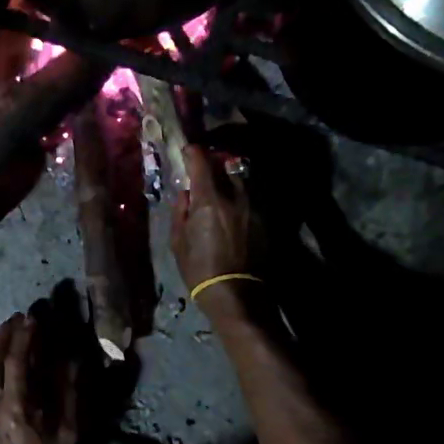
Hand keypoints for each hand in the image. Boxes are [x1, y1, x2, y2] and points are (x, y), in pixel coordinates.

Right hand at [172, 145, 260, 309]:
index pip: (201, 161)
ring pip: (243, 177)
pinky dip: (241, 193)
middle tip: (206, 164)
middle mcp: (235, 195)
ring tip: (223, 183)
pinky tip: (234, 203)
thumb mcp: (177, 241)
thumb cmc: (199, 268)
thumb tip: (187, 194)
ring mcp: (254, 205)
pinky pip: (252, 195)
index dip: (193, 152)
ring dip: (231, 175)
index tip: (188, 150)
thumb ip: (181, 211)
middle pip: (227, 163)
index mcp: (209, 200)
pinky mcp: (265, 217)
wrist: (236, 292)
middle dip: (215, 160)